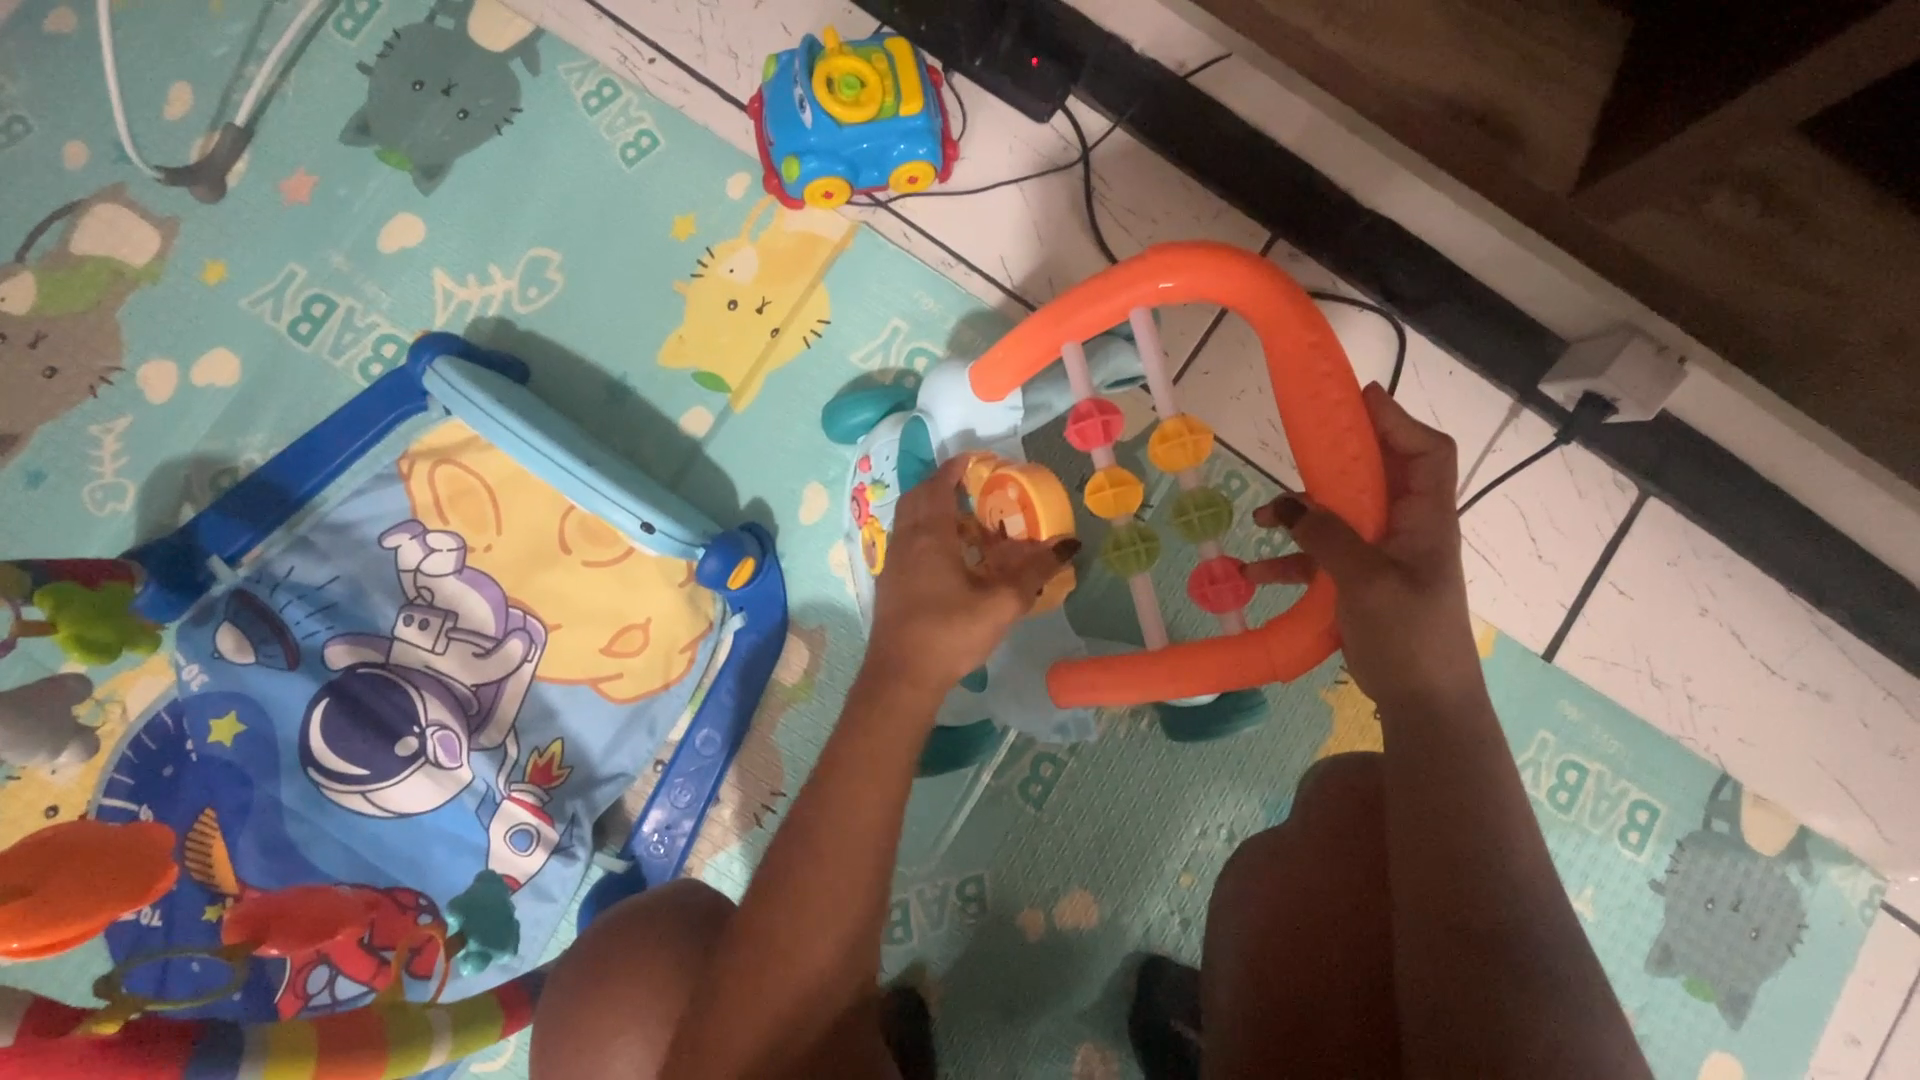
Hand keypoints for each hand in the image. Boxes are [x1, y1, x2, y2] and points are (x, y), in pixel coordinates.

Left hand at [865, 455, 1078, 694]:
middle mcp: (906, 541)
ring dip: (931, 511)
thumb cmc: (950, 634)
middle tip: (969, 487)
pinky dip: (924, 535)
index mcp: (930, 536)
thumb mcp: (1002, 604)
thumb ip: (1035, 572)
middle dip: (940, 485)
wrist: (901, 676)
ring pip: (908, 521)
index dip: (954, 469)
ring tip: (963, 521)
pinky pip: (906, 543)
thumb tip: (1069, 545)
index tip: (974, 460)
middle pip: (917, 498)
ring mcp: (892, 563)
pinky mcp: (889, 585)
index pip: (938, 486)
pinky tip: (946, 558)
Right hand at [1246, 383, 1486, 713]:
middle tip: (1298, 449)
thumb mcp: (1366, 581)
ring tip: (1261, 518)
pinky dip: (1291, 560)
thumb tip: (1290, 504)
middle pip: (1375, 478)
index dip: (1395, 421)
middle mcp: (1406, 530)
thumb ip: (1328, 537)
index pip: (1425, 452)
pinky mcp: (1361, 585)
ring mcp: (1382, 559)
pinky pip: (1322, 559)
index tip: (1355, 400)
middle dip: (1333, 464)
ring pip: (1340, 517)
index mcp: (1426, 520)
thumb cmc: (1410, 636)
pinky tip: (1257, 570)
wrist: (1424, 705)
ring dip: (1301, 514)